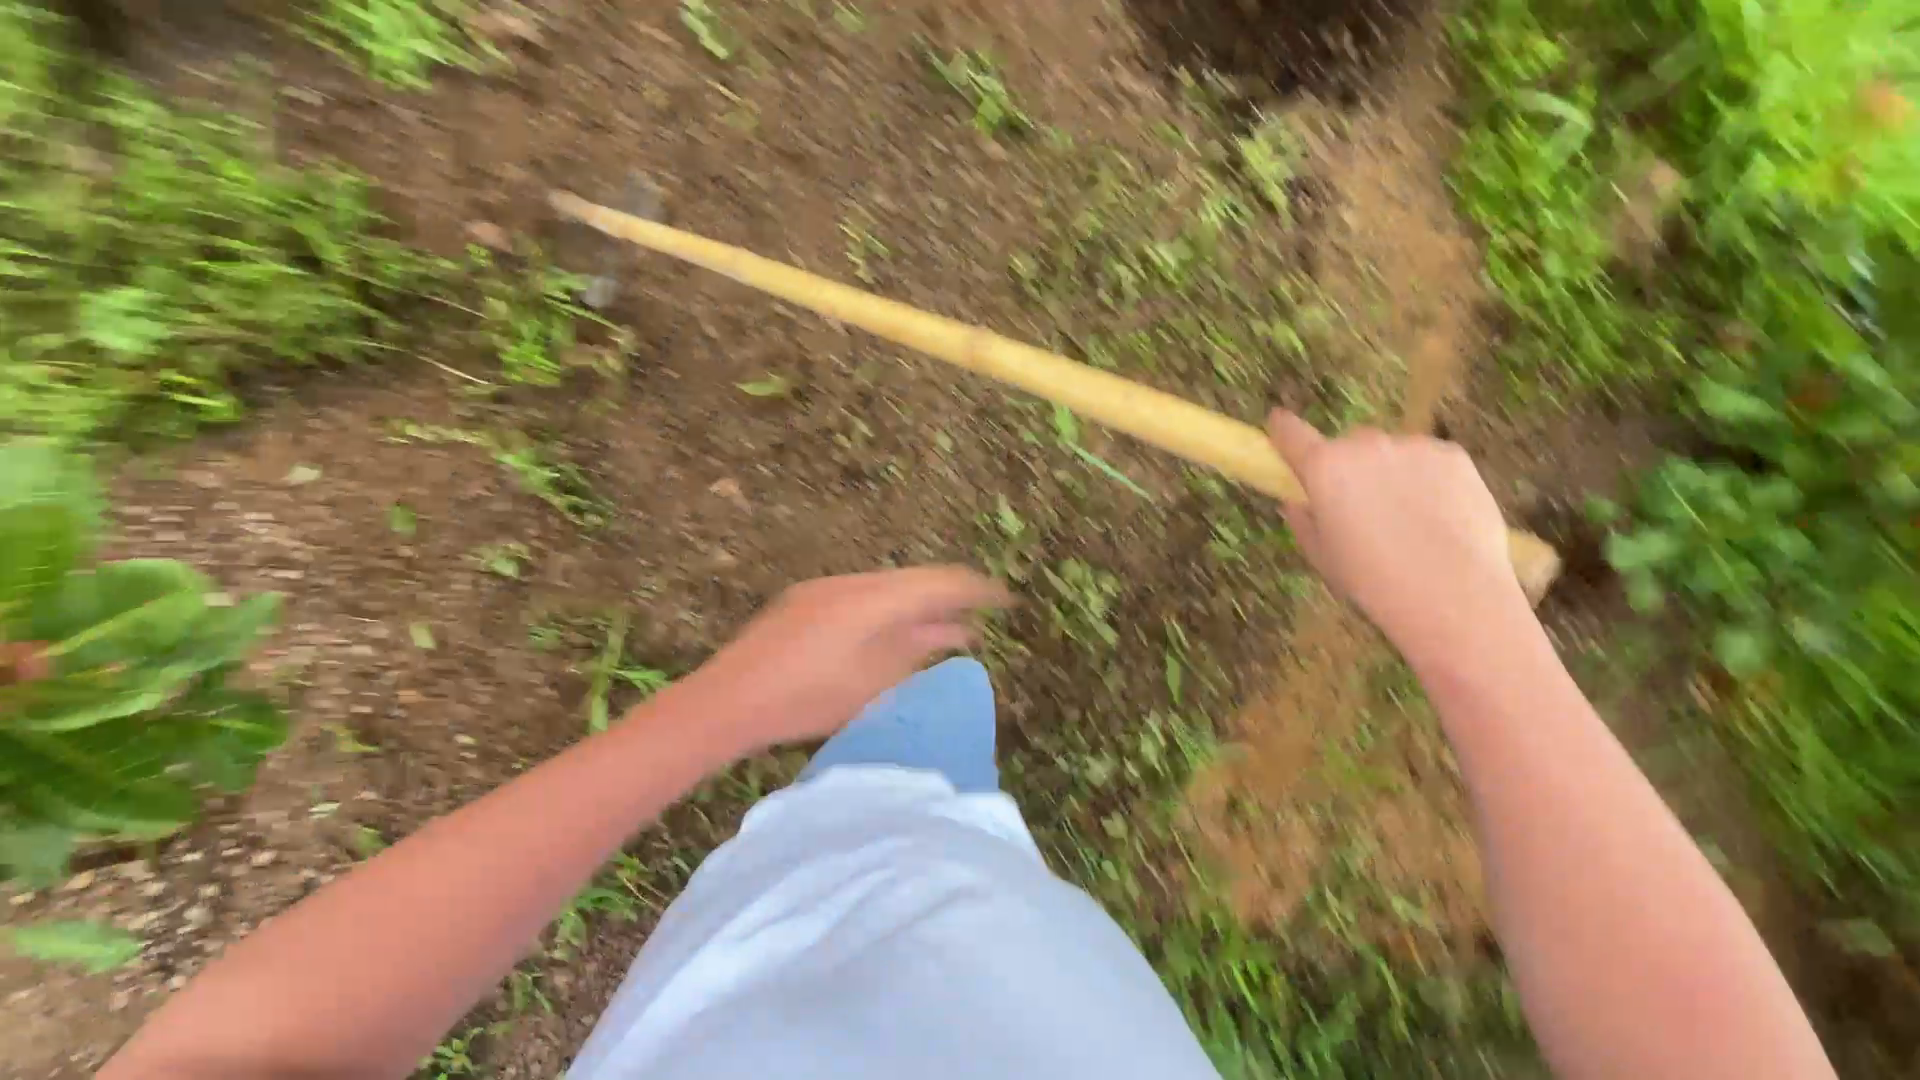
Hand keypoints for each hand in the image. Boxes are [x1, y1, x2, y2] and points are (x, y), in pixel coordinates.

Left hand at [668, 567, 1011, 755]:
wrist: (726, 700)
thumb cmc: (805, 702)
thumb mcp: (872, 686)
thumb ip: (916, 654)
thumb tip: (952, 634)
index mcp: (871, 600)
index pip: (938, 583)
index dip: (976, 589)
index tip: (1005, 598)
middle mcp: (850, 584)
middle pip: (913, 582)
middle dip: (948, 600)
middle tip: (979, 619)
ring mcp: (823, 590)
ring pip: (887, 590)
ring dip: (917, 608)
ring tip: (944, 631)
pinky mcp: (804, 604)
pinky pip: (862, 598)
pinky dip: (888, 614)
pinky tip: (895, 635)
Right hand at [1267, 410, 1531, 666]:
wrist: (1453, 593)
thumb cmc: (1372, 581)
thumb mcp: (1321, 555)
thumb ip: (1303, 519)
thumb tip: (1300, 501)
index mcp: (1324, 467)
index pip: (1289, 431)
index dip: (1282, 432)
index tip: (1280, 433)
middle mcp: (1365, 445)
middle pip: (1347, 445)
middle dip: (1348, 467)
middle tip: (1360, 509)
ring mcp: (1413, 446)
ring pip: (1391, 453)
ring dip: (1390, 473)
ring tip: (1408, 521)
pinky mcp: (1453, 455)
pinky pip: (1429, 460)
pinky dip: (1427, 480)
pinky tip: (1438, 517)